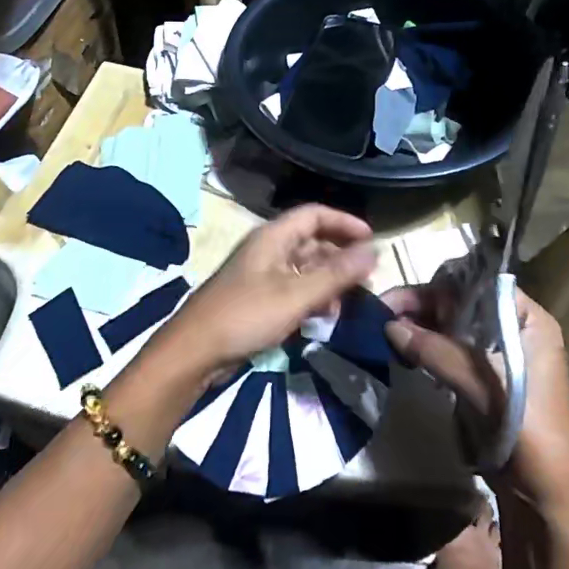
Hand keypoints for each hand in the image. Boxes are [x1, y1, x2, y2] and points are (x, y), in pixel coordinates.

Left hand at [151, 204, 376, 385]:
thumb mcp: (297, 295)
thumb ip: (337, 274)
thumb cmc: (245, 316)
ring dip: (330, 280)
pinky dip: (314, 297)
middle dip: (342, 256)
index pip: (315, 214)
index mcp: (273, 237)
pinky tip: (326, 317)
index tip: (372, 239)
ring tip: (351, 301)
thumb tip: (375, 251)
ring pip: (305, 268)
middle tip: (367, 277)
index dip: (345, 222)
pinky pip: (294, 289)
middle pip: (312, 241)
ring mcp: (261, 275)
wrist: (193, 353)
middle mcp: (268, 249)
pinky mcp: (258, 299)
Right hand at [381, 276, 568, 508]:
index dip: (439, 286)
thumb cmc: (530, 434)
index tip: (400, 299)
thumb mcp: (486, 388)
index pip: (479, 283)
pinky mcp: (486, 377)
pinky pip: (453, 350)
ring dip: (423, 325)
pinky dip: (430, 347)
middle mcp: (516, 328)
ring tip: (387, 331)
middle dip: (424, 305)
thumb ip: (440, 353)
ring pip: (454, 326)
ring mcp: (501, 354)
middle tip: (383, 315)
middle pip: (463, 302)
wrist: (547, 497)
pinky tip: (406, 351)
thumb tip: (391, 326)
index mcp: (528, 319)